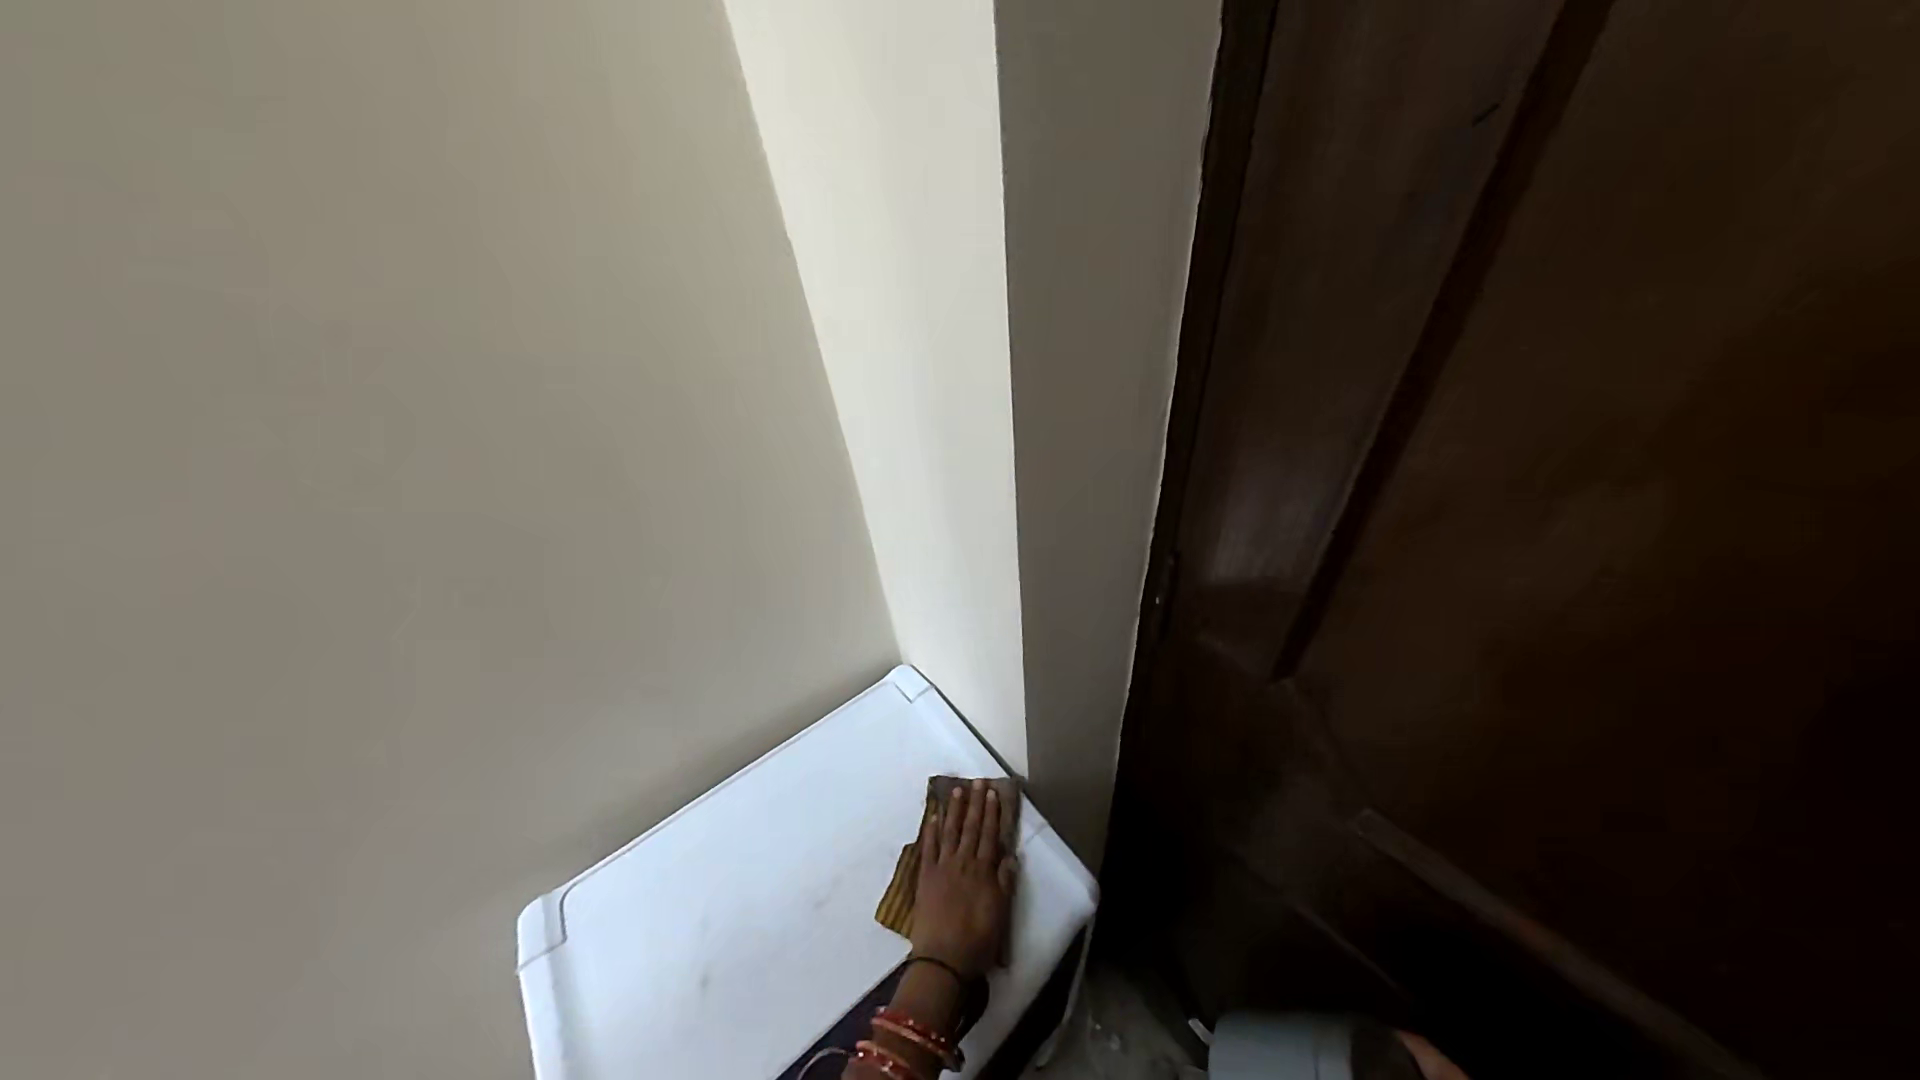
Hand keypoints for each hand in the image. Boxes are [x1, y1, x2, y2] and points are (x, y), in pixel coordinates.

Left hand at [910, 779, 1016, 977]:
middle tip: (977, 782)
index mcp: (983, 871)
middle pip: (971, 828)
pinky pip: (928, 848)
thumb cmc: (977, 941)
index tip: (992, 793)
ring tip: (957, 791)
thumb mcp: (1001, 914)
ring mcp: (942, 868)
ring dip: (954, 810)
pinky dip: (930, 831)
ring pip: (949, 832)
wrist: (943, 961)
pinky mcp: (925, 877)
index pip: (989, 835)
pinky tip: (933, 816)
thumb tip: (1010, 856)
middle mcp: (963, 863)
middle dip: (975, 804)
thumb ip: (1005, 882)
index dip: (992, 813)